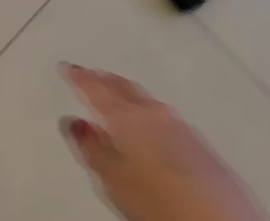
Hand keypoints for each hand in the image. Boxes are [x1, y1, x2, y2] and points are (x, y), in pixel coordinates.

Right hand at [58, 63, 268, 220]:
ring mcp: (182, 127)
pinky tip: (149, 128)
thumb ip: (91, 148)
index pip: (96, 88)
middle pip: (125, 88)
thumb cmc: (161, 203)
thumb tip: (75, 124)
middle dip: (106, 80)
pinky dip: (150, 115)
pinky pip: (166, 119)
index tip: (67, 67)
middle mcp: (155, 114)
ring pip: (147, 102)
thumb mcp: (113, 180)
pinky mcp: (202, 146)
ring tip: (116, 97)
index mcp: (128, 117)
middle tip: (90, 75)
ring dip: (129, 97)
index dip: (79, 77)